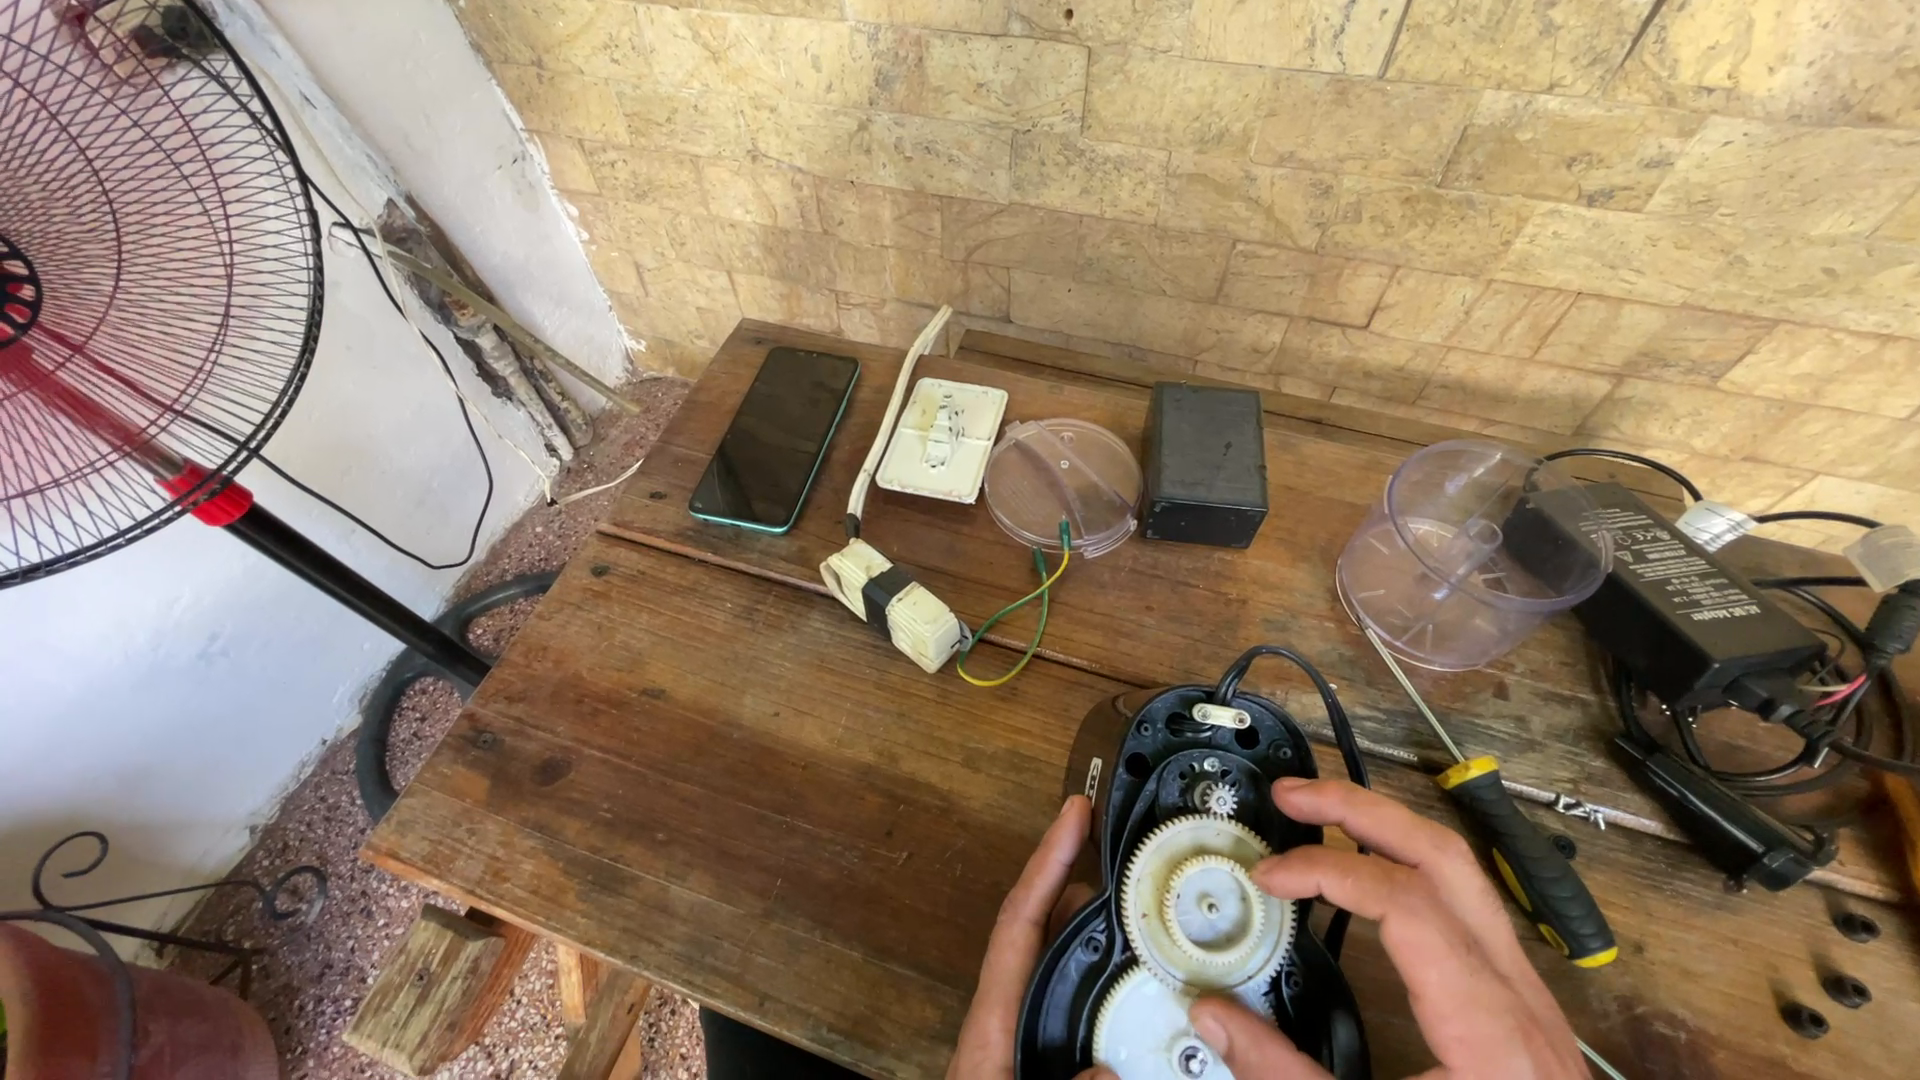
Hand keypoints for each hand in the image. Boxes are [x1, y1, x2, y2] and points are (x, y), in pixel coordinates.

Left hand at [948, 795, 1111, 1079]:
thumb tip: (1104, 1064)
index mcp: (991, 1023)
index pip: (1019, 922)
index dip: (1047, 861)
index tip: (1074, 814)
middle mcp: (1001, 1017)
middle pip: (1037, 929)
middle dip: (1073, 881)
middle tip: (1121, 851)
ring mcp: (1013, 1035)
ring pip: (1052, 964)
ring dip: (1087, 927)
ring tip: (1132, 905)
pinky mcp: (1026, 1055)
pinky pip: (1062, 999)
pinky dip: (1092, 976)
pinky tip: (1127, 987)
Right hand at [1188, 777, 1584, 1079]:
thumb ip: (1283, 1074)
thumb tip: (1210, 1013)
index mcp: (1487, 1025)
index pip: (1403, 901)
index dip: (1326, 870)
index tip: (1267, 876)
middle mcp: (1516, 989)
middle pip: (1440, 856)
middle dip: (1358, 810)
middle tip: (1289, 795)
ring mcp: (1524, 986)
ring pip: (1458, 866)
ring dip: (1381, 824)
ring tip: (1317, 810)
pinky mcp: (1517, 994)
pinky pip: (1459, 896)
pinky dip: (1400, 860)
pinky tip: (1360, 871)